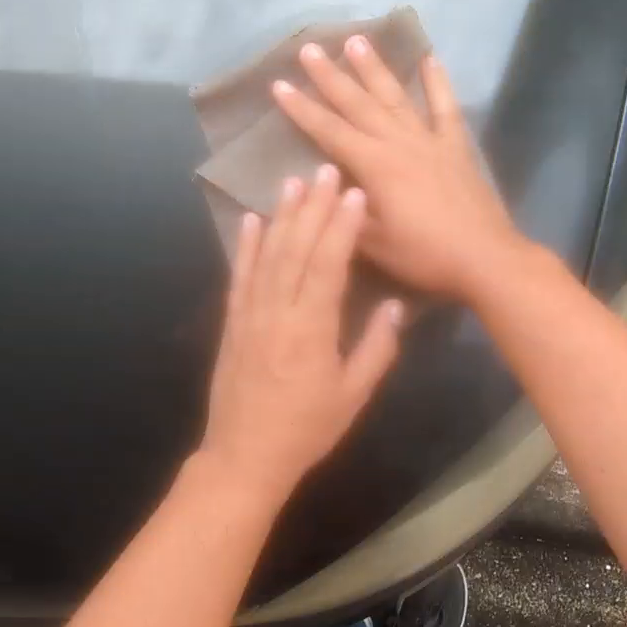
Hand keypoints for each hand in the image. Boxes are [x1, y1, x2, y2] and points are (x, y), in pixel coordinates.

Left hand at [199, 165, 405, 498]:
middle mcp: (277, 312)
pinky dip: (246, 246)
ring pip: (267, 255)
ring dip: (281, 216)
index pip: (328, 264)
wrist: (244, 457)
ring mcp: (250, 315)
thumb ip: (376, 349)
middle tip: (326, 170)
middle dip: (313, 207)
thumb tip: (393, 306)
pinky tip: (251, 220)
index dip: (341, 226)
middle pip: (296, 249)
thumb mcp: (352, 395)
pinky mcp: (232, 323)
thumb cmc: (306, 430)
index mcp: (311, 329)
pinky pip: (240, 276)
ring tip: (293, 180)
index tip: (353, 193)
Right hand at [273, 36, 525, 299]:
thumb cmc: (425, 255)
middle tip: (309, 49)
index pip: (329, 132)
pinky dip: (437, 83)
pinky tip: (430, 58)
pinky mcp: (456, 147)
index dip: (302, 109)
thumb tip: (322, 190)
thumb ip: (347, 214)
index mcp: (375, 167)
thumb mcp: (375, 244)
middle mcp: (399, 144)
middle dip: (330, 77)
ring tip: (356, 40)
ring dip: (374, 68)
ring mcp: (430, 141)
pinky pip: (446, 108)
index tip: (279, 84)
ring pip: (396, 97)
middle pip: (358, 104)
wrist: (484, 258)